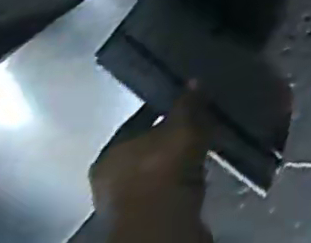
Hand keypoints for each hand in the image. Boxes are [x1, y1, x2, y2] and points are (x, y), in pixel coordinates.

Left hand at [90, 94, 213, 242]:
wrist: (162, 228)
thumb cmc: (163, 170)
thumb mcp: (182, 126)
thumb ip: (188, 103)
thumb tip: (194, 81)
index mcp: (109, 152)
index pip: (140, 118)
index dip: (164, 106)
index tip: (187, 100)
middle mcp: (109, 179)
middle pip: (147, 145)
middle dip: (171, 135)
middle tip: (197, 122)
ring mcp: (124, 203)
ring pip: (156, 169)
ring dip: (176, 160)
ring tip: (202, 146)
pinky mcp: (143, 220)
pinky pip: (166, 188)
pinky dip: (180, 179)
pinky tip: (198, 170)